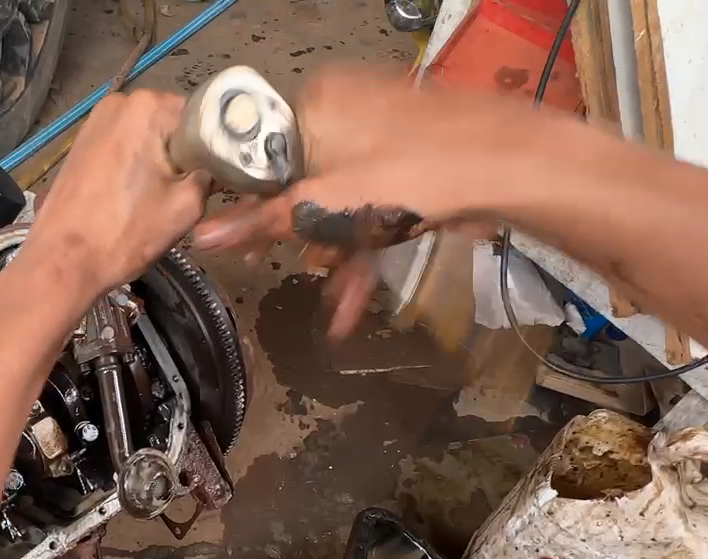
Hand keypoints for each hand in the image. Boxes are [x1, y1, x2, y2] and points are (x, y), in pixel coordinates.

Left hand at [20, 89, 211, 300]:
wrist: (63, 261)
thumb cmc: (123, 235)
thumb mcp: (185, 208)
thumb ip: (209, 178)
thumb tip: (212, 169)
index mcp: (148, 106)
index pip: (201, 117)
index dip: (211, 150)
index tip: (212, 180)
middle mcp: (119, 102)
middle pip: (171, 127)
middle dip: (181, 159)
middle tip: (179, 199)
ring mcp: (94, 123)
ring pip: (146, 141)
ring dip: (156, 168)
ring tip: (151, 205)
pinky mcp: (80, 146)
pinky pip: (122, 151)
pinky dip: (132, 172)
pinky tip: (129, 202)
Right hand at [190, 67, 559, 336]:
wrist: (508, 168)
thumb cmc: (408, 178)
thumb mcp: (321, 208)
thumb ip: (258, 223)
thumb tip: (199, 236)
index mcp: (311, 104)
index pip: (255, 155)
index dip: (245, 207)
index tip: (243, 248)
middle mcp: (340, 111)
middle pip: (297, 184)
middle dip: (298, 240)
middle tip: (287, 271)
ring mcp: (376, 135)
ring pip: (335, 202)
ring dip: (332, 257)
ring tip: (335, 305)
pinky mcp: (403, 159)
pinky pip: (366, 205)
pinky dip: (359, 250)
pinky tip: (352, 303)